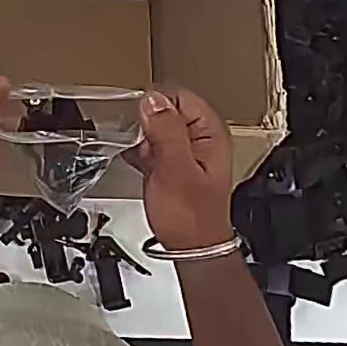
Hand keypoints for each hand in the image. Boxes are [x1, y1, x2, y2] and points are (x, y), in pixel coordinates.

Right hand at [127, 87, 235, 250]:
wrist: (190, 248)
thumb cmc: (190, 217)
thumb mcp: (175, 169)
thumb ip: (165, 131)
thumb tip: (153, 100)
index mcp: (210, 133)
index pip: (179, 96)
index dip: (156, 106)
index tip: (142, 123)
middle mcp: (201, 139)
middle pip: (166, 111)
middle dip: (148, 125)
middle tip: (145, 148)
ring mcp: (186, 152)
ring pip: (156, 129)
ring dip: (143, 140)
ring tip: (144, 160)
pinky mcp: (172, 165)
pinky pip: (152, 147)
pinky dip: (141, 152)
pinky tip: (136, 163)